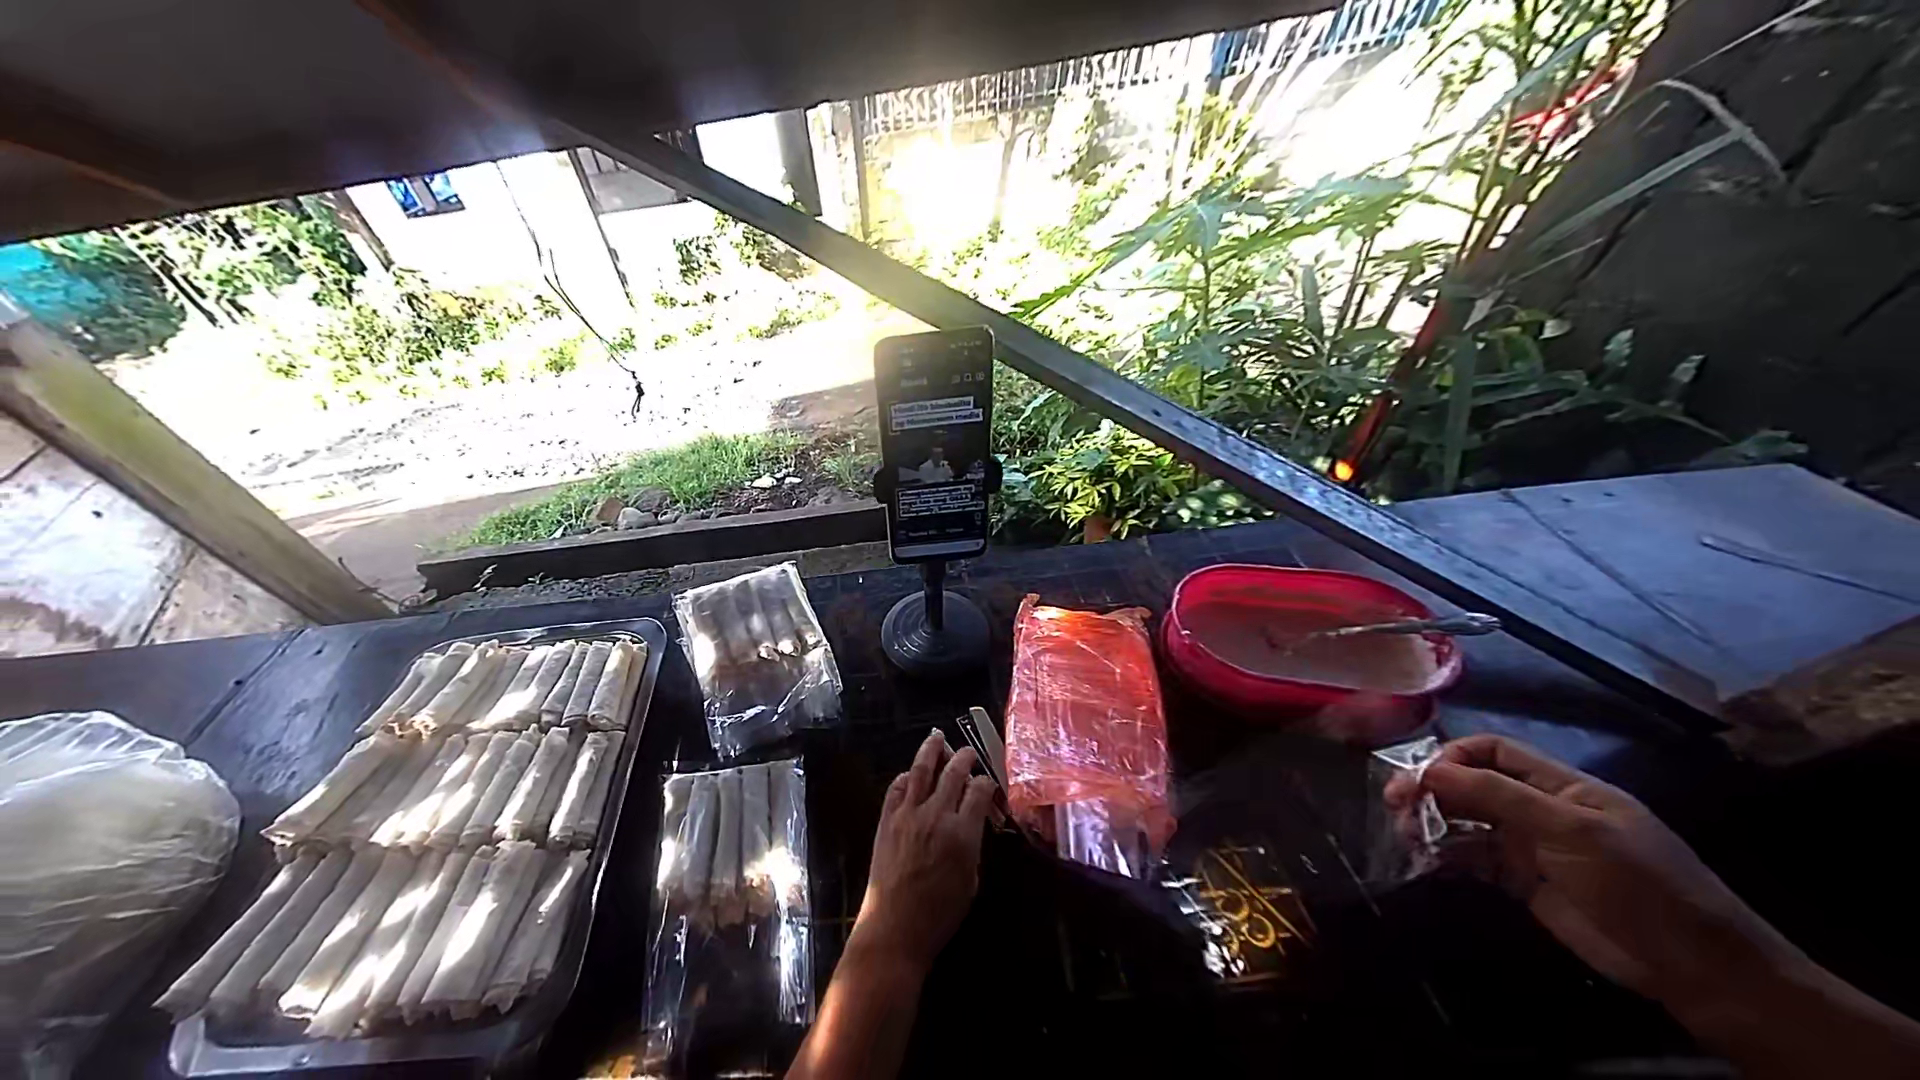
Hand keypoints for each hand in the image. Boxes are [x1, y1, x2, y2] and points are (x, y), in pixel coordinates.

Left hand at [851, 729, 997, 975]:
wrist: (894, 929)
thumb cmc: (939, 914)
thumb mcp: (971, 880)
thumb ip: (973, 844)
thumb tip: (972, 823)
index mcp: (963, 832)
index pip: (980, 790)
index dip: (988, 782)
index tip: (989, 785)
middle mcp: (936, 815)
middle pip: (954, 772)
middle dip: (965, 757)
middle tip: (969, 752)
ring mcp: (908, 814)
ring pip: (921, 769)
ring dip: (932, 749)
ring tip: (937, 736)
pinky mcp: (887, 820)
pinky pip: (897, 788)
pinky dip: (905, 776)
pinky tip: (910, 774)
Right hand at [1386, 735, 1795, 1013]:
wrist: (1699, 972)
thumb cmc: (1642, 886)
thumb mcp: (1573, 831)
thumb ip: (1500, 796)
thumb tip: (1429, 770)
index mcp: (1559, 787)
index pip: (1493, 751)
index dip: (1453, 757)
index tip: (1422, 778)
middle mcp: (1538, 809)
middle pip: (1470, 784)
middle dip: (1430, 789)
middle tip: (1394, 805)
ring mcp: (1529, 846)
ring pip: (1464, 820)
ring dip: (1431, 823)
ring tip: (1406, 837)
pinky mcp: (1522, 882)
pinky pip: (1471, 858)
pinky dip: (1444, 856)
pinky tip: (1425, 861)